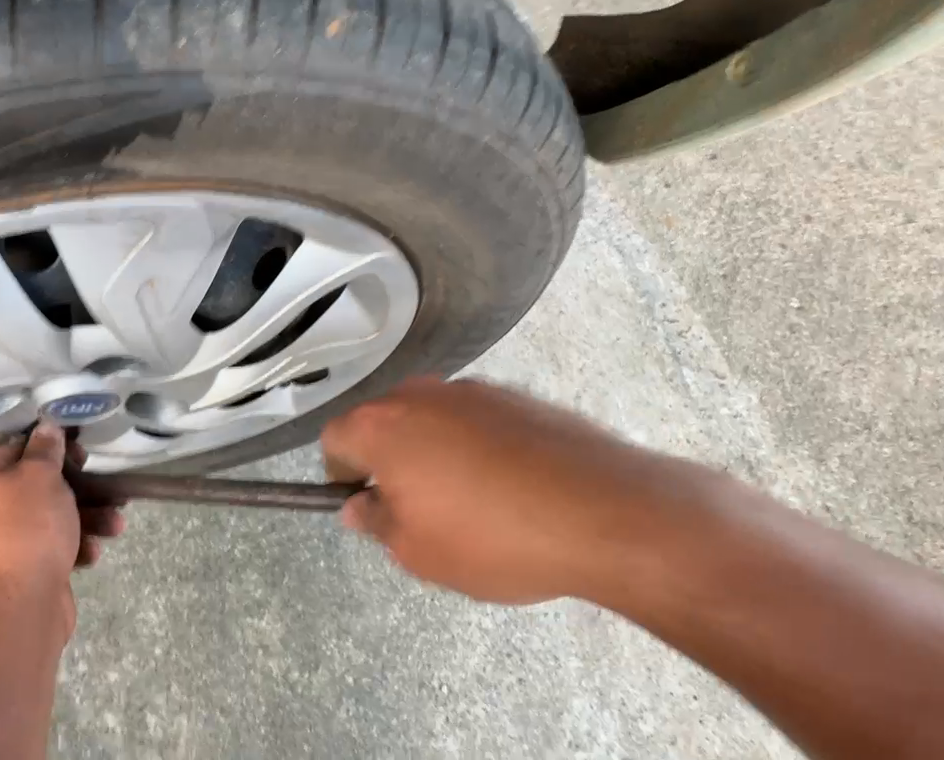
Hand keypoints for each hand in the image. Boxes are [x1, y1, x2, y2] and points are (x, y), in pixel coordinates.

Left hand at [0, 423, 124, 630]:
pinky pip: (57, 546)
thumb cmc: (28, 527)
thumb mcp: (41, 476)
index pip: (18, 447)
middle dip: (80, 486)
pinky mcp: (29, 566)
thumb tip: (46, 427)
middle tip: (107, 485)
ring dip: (89, 517)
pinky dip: (77, 545)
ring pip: (55, 516)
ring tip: (117, 523)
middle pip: (41, 484)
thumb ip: (46, 449)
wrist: (21, 605)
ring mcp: (10, 537)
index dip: (50, 445)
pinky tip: (94, 552)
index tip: (80, 449)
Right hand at [321, 377, 684, 603]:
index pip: (333, 439)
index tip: (372, 507)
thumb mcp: (417, 552)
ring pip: (432, 421)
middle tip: (421, 510)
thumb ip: (374, 523)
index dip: (343, 476)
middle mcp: (416, 396)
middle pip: (383, 424)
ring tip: (479, 503)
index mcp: (378, 426)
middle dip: (391, 461)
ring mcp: (470, 391)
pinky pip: (480, 422)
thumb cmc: (494, 537)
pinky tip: (517, 489)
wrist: (610, 515)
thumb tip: (358, 506)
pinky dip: (483, 448)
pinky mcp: (520, 397)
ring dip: (438, 452)